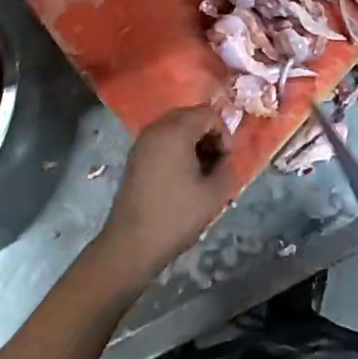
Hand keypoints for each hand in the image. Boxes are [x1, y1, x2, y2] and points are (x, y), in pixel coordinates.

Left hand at [91, 106, 232, 285]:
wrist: (131, 244)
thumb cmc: (176, 217)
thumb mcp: (213, 194)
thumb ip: (226, 167)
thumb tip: (224, 158)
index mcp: (175, 131)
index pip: (207, 113)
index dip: (223, 133)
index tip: (225, 160)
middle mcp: (156, 128)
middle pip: (190, 115)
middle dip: (208, 134)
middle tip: (215, 162)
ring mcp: (142, 142)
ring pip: (175, 126)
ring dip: (192, 140)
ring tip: (200, 170)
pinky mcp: (135, 156)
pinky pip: (162, 139)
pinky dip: (176, 147)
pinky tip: (181, 175)